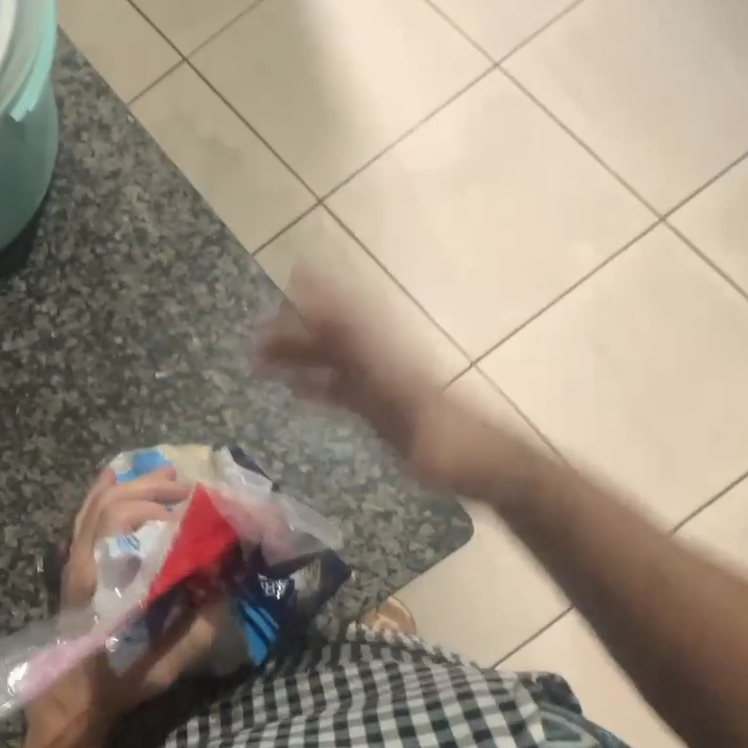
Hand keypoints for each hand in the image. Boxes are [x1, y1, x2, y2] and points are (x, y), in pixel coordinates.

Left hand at [34, 468, 226, 738]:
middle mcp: (79, 564)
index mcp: (95, 582)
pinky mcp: (72, 572)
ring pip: (92, 507)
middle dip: (149, 488)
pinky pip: (83, 521)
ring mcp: (71, 565)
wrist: (67, 707)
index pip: (115, 520)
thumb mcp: (158, 668)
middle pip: (106, 504)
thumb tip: (227, 595)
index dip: (151, 506)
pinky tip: (117, 479)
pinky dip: (101, 495)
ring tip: (165, 474)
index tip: (187, 514)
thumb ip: (194, 634)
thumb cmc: (111, 688)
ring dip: (129, 486)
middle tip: (187, 488)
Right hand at [254, 268, 542, 502]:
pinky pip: (341, 393)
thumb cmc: (461, 451)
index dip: (325, 300)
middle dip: (296, 336)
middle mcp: (385, 369)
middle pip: (335, 344)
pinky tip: (294, 391)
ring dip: (299, 360)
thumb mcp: (424, 424)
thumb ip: (389, 391)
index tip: (296, 278)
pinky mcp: (383, 412)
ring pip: (333, 366)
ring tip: (260, 358)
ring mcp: (383, 390)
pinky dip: (317, 389)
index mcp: (394, 366)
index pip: (350, 327)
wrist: (492, 469)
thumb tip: (372, 377)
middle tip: (256, 334)